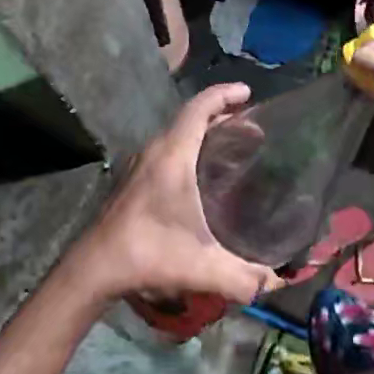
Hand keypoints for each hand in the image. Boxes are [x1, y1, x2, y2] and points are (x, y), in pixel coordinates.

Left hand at [70, 83, 284, 303]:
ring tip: (234, 151)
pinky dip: (187, 152)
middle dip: (221, 118)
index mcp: (171, 156)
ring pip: (175, 137)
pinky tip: (202, 178)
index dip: (223, 95)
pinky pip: (165, 152)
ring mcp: (138, 164)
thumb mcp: (205, 268)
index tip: (247, 92)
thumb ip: (247, 278)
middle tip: (254, 131)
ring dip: (203, 136)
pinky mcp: (130, 179)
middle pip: (189, 120)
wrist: (97, 264)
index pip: (198, 109)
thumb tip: (277, 281)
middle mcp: (153, 151)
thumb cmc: (149, 254)